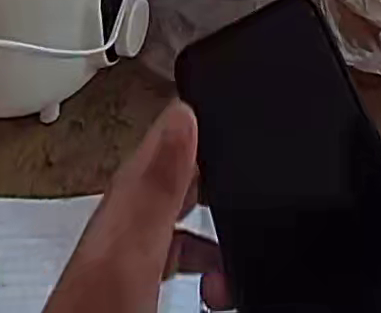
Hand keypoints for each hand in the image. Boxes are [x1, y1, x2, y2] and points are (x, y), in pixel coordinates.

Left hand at [44, 100, 228, 312]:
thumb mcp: (135, 250)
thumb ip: (159, 185)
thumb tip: (184, 115)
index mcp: (129, 197)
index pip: (167, 131)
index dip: (200, 111)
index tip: (232, 100)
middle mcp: (131, 216)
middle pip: (181, 167)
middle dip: (217, 164)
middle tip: (251, 172)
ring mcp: (136, 249)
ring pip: (186, 209)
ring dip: (216, 214)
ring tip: (240, 237)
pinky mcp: (140, 280)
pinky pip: (183, 248)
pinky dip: (207, 252)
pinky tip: (218, 277)